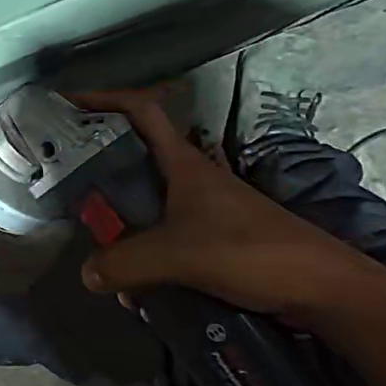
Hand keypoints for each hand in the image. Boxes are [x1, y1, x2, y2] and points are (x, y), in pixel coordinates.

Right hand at [70, 90, 353, 320]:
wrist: (318, 284)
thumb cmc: (248, 250)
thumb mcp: (179, 254)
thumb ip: (127, 262)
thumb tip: (87, 274)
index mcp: (183, 162)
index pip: (140, 110)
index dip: (103, 98)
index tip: (68, 104)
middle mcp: (191, 177)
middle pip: (137, 154)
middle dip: (101, 163)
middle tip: (67, 179)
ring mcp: (204, 207)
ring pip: (149, 200)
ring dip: (122, 219)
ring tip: (97, 245)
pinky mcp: (214, 236)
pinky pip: (166, 234)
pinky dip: (146, 252)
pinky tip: (138, 287)